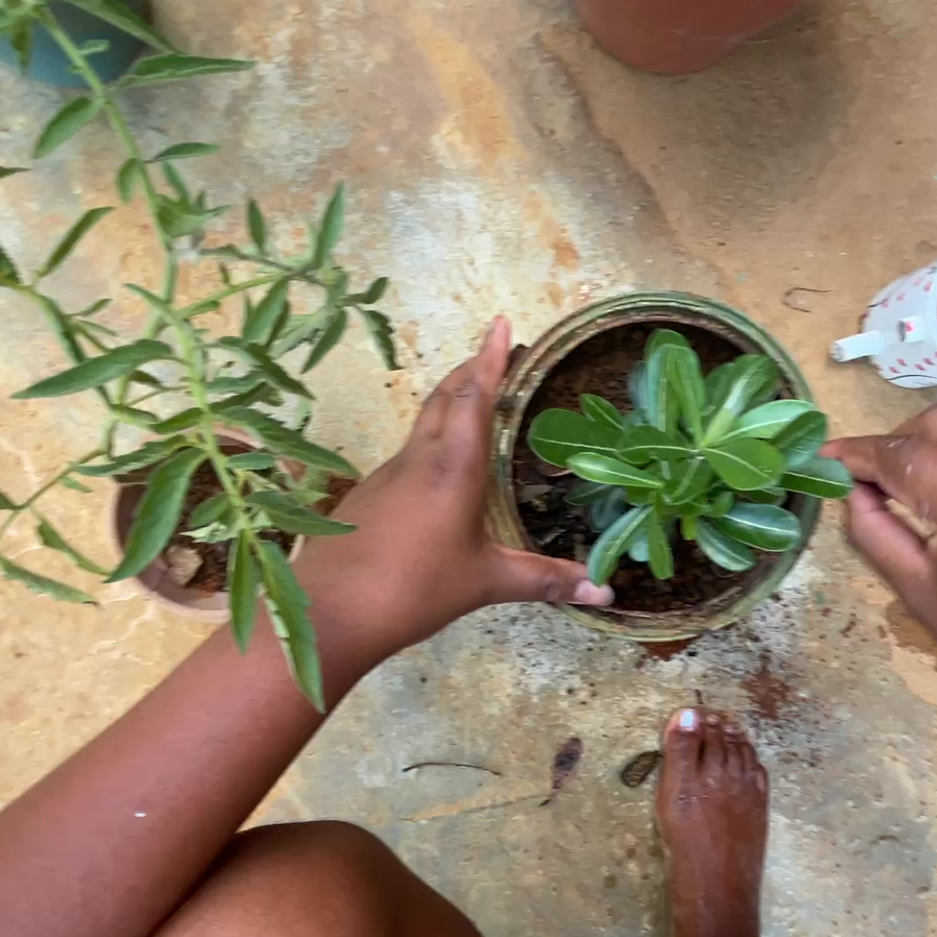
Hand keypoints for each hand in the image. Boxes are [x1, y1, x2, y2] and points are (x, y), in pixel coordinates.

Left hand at [295, 316, 612, 658]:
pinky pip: (406, 456)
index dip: (490, 358)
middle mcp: (417, 460)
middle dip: (470, 369)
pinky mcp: (367, 497)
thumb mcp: (488, 582)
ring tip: (474, 403)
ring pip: (422, 425)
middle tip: (494, 354)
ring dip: (449, 403)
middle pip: (444, 398)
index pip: (475, 397)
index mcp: (452, 467)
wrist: (332, 612)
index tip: (500, 324)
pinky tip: (438, 472)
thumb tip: (604, 591)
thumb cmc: (416, 588)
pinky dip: (429, 444)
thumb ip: (545, 580)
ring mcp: (385, 476)